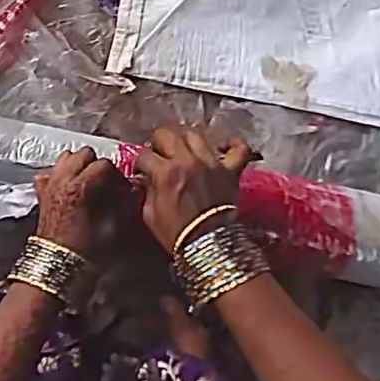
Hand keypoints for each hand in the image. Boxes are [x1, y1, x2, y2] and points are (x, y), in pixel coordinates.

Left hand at [33, 148, 130, 263]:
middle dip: (97, 164)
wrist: (54, 269)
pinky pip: (49, 175)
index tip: (123, 188)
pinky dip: (60, 176)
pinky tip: (69, 188)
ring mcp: (50, 186)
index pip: (104, 164)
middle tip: (107, 182)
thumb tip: (135, 192)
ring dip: (78, 166)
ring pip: (65, 159)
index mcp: (80, 186)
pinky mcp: (42, 196)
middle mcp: (62, 181)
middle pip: (83, 154)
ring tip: (89, 182)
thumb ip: (125, 206)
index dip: (117, 175)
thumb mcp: (111, 229)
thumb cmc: (84, 252)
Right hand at [134, 127, 254, 254]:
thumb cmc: (175, 233)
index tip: (142, 171)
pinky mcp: (230, 170)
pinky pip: (238, 149)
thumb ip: (148, 190)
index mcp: (165, 172)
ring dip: (185, 140)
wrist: (209, 246)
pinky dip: (233, 145)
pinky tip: (224, 147)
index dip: (140, 163)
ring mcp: (211, 163)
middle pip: (168, 134)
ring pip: (195, 135)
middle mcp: (188, 161)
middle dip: (158, 142)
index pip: (145, 155)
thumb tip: (147, 178)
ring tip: (184, 150)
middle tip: (160, 154)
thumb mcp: (150, 214)